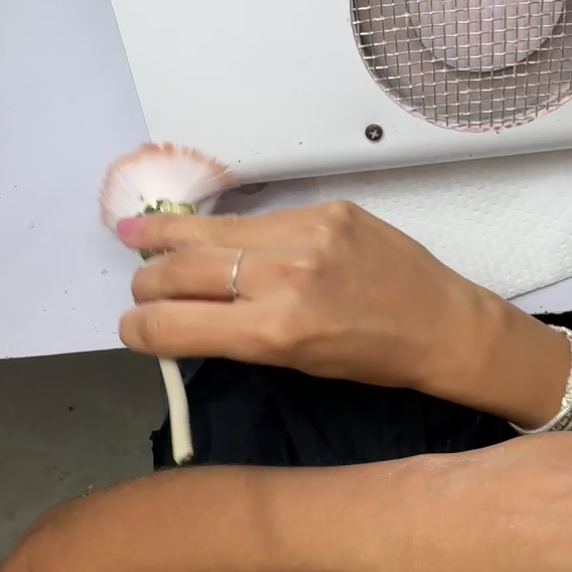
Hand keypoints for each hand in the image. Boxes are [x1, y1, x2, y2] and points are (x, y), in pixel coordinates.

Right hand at [118, 202, 541, 405]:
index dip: (138, 329)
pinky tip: (211, 233)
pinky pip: (259, 219)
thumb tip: (182, 314)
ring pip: (213, 231)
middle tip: (137, 285)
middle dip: (147, 281)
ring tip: (135, 231)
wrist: (442, 322)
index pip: (173, 325)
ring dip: (168, 236)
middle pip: (182, 269)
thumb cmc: (373, 360)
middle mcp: (284, 275)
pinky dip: (230, 232)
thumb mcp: (297, 362)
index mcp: (275, 330)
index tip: (129, 329)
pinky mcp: (327, 208)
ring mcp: (307, 232)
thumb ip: (236, 335)